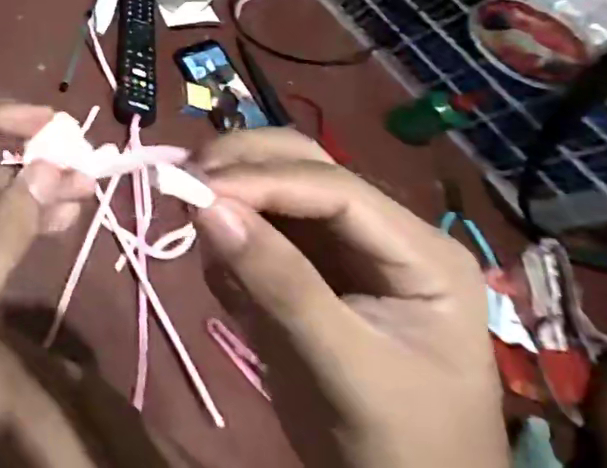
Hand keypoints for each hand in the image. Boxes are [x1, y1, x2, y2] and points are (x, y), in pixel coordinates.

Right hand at [194, 130, 507, 467]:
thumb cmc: (402, 449)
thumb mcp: (346, 370)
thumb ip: (281, 284)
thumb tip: (206, 205)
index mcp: (421, 251)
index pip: (335, 189)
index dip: (264, 179)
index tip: (198, 187)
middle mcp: (384, 232)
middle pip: (306, 167)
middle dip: (244, 167)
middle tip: (184, 183)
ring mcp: (348, 248)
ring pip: (280, 187)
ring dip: (233, 192)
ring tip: (193, 218)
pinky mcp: (314, 270)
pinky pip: (264, 228)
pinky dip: (232, 231)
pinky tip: (217, 263)